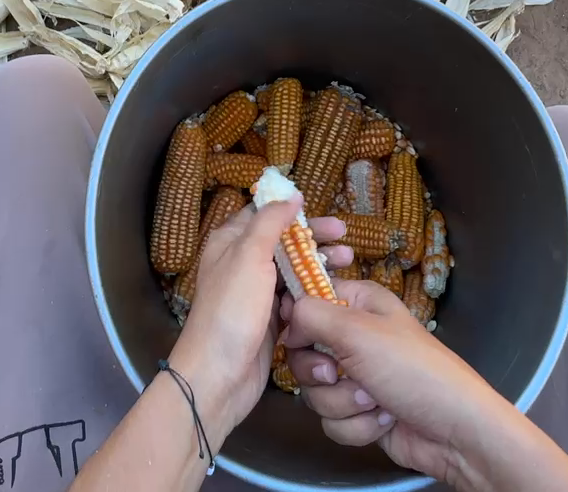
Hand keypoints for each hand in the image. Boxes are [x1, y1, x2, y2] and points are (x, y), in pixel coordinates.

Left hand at [167, 199, 352, 440]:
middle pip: (283, 241)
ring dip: (319, 264)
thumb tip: (290, 193)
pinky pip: (295, 298)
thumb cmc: (231, 309)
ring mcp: (256, 293)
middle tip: (345, 237)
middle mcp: (242, 263)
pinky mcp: (269, 320)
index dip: (293, 211)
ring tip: (349, 261)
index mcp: (231, 242)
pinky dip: (314, 292)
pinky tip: (336, 292)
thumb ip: (270, 221)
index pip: (264, 215)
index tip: (322, 213)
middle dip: (314, 238)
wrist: (218, 375)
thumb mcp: (249, 255)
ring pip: (292, 270)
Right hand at [282, 281, 543, 487]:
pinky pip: (332, 419)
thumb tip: (287, 315)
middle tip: (340, 373)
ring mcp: (357, 375)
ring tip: (375, 401)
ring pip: (316, 391)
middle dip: (321, 373)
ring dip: (343, 402)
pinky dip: (356, 425)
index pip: (306, 300)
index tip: (297, 337)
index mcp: (356, 302)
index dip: (297, 321)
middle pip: (303, 352)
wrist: (454, 431)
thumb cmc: (409, 368)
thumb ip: (310, 314)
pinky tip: (383, 420)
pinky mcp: (360, 412)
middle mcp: (353, 334)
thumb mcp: (356, 331)